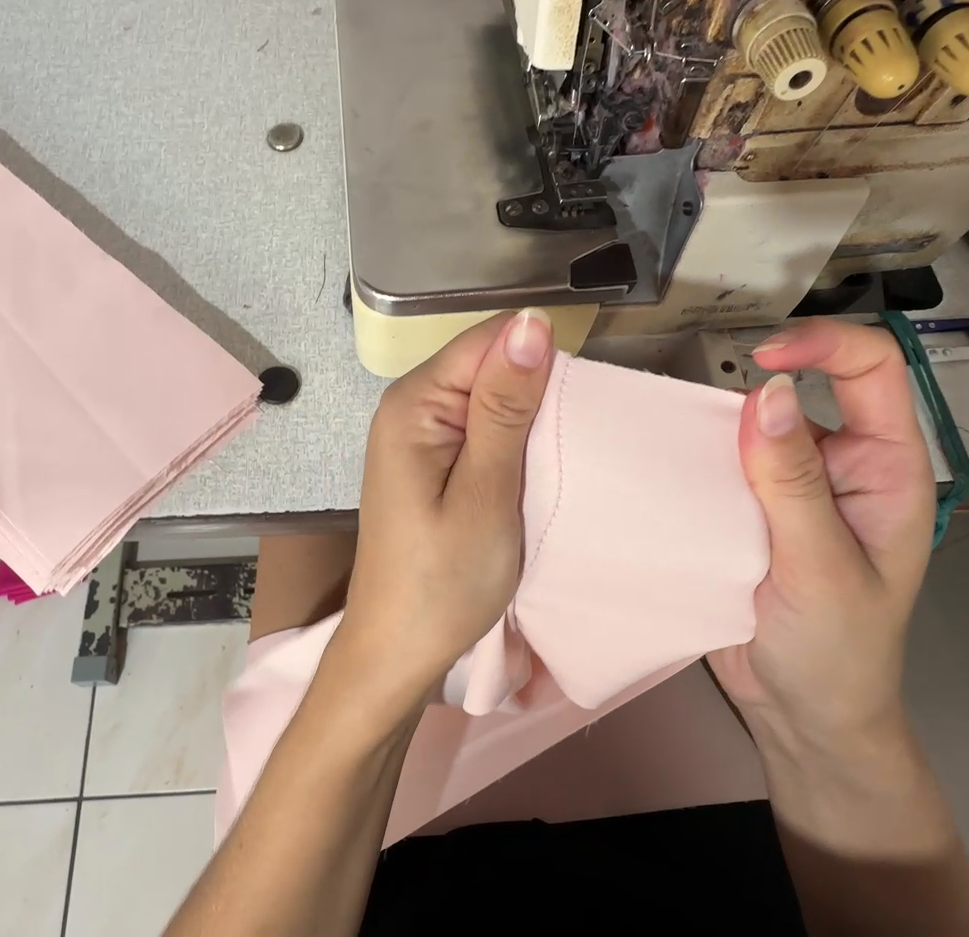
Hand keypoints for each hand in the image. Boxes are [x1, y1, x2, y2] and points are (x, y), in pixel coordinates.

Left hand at [334, 309, 555, 708]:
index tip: (568, 414)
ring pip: (489, 396)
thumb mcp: (486, 492)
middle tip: (557, 453)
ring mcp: (417, 433)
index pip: (489, 340)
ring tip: (546, 468)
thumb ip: (505, 406)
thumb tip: (531, 321)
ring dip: (525, 422)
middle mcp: (409, 405)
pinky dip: (510, 444)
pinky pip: (480, 427)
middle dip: (533, 394)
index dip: (537, 362)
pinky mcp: (430, 459)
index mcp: (414, 402)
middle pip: (488, 364)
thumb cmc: (444, 580)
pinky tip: (525, 475)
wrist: (400, 648)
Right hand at [707, 318, 935, 753]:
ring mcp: (784, 490)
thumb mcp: (823, 568)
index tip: (762, 357)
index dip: (825, 344)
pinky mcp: (741, 512)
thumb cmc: (838, 650)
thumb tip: (767, 394)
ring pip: (745, 429)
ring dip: (707, 431)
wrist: (798, 715)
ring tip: (664, 449)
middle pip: (796, 392)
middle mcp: (835, 466)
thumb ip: (794, 483)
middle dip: (744, 396)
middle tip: (691, 425)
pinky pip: (713, 466)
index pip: (871, 370)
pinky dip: (686, 462)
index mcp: (883, 468)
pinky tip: (656, 474)